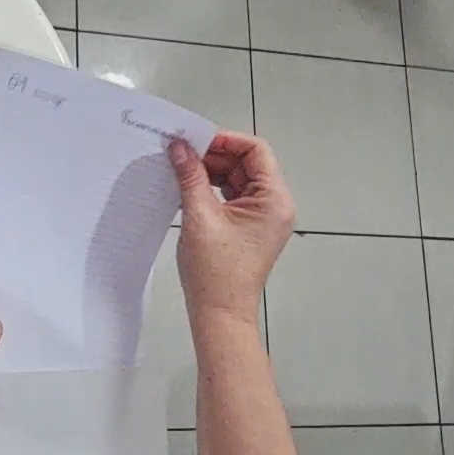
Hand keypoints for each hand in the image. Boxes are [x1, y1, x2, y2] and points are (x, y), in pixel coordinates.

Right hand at [169, 132, 295, 327]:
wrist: (219, 314)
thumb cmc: (215, 270)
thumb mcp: (199, 217)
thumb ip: (190, 177)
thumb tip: (179, 146)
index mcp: (274, 199)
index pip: (255, 151)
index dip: (225, 140)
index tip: (193, 141)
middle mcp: (274, 204)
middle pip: (246, 163)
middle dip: (214, 155)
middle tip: (180, 154)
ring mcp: (262, 217)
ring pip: (237, 179)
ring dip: (210, 171)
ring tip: (180, 170)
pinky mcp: (247, 227)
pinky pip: (231, 196)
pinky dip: (210, 188)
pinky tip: (187, 188)